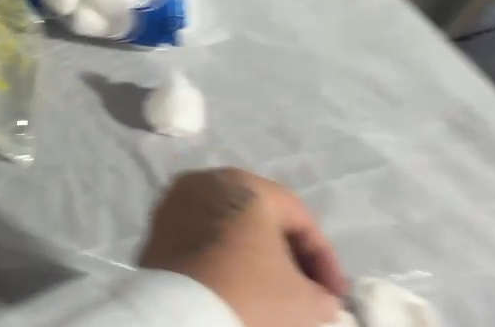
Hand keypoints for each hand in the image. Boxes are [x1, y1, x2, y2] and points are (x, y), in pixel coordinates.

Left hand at [140, 168, 348, 326]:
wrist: (182, 317)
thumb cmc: (251, 296)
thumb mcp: (306, 302)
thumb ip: (320, 294)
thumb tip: (318, 296)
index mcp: (244, 185)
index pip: (297, 215)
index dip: (325, 259)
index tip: (337, 298)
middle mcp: (205, 181)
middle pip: (259, 215)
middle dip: (287, 254)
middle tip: (308, 293)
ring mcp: (175, 202)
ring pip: (227, 226)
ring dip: (254, 256)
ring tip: (274, 295)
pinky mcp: (157, 227)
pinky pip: (200, 237)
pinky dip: (222, 257)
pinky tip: (237, 290)